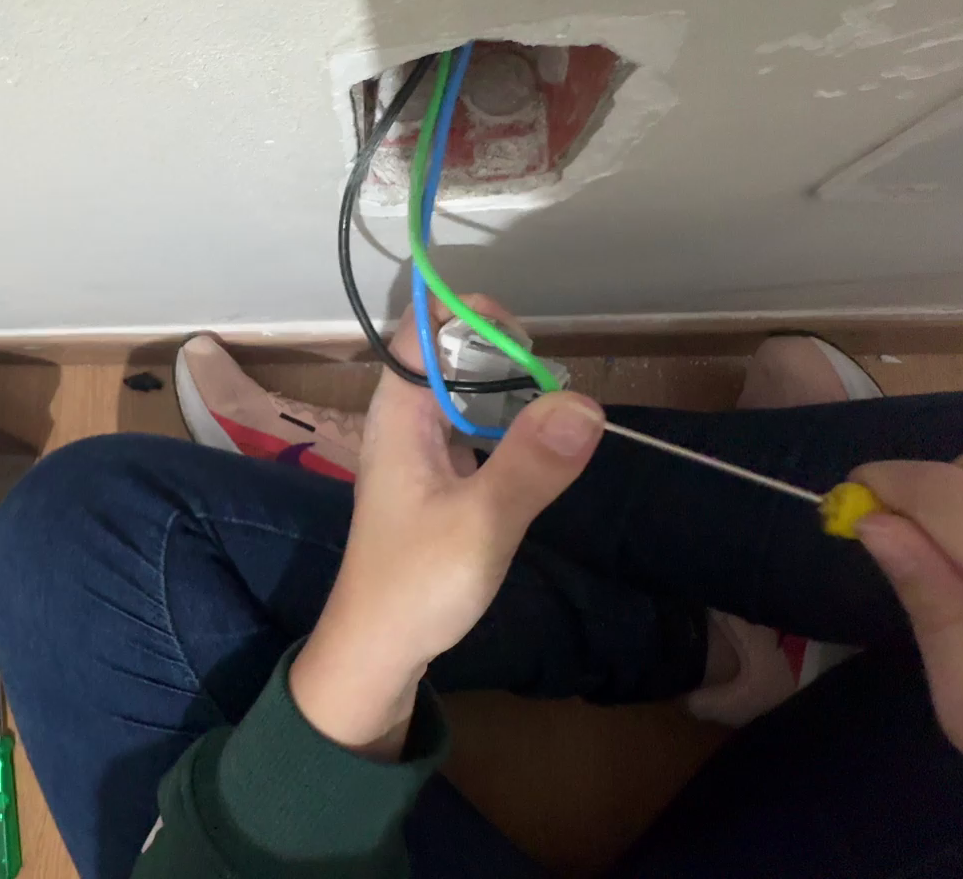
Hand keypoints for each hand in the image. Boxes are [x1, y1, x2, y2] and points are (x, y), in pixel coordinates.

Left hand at [290, 297, 604, 758]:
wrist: (377, 645)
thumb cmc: (417, 584)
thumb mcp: (482, 523)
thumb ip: (530, 463)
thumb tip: (584, 402)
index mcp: (397, 413)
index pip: (420, 330)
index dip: (467, 316)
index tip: (524, 341)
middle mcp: (401, 419)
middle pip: (445, 353)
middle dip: (498, 352)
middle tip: (549, 385)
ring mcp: (416, 447)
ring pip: (460, 391)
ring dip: (504, 388)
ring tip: (551, 412)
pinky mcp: (433, 475)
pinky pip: (468, 427)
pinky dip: (502, 422)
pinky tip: (534, 445)